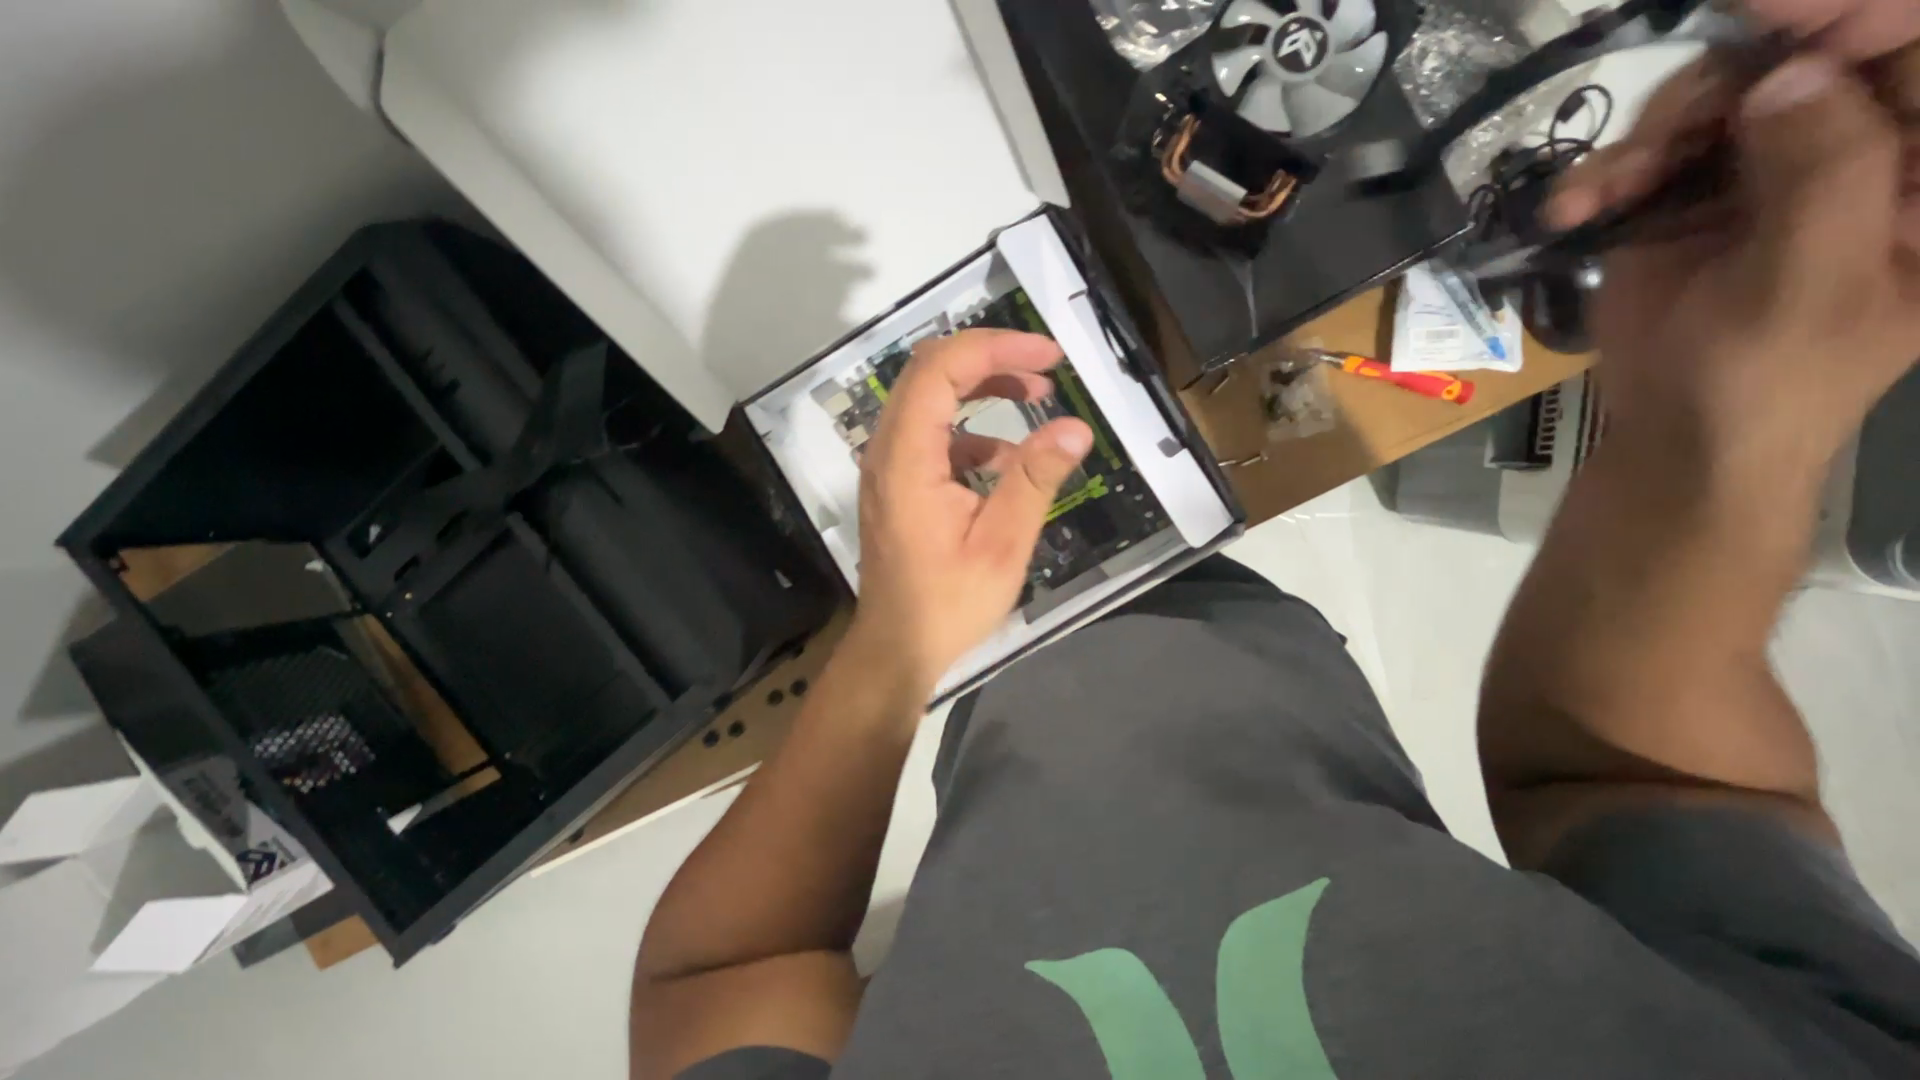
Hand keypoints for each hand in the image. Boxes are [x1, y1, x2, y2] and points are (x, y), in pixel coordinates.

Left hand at [842, 329, 1093, 693]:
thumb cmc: (947, 602)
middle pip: (930, 372)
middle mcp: (888, 450)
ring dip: (981, 388)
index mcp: (907, 457)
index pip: (941, 369)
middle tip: (1046, 369)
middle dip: (991, 358)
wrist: (897, 647)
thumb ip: (1034, 479)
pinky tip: (1007, 460)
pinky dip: (971, 430)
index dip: (996, 348)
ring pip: (929, 398)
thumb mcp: (1002, 545)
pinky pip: (931, 435)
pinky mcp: (897, 484)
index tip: (1050, 356)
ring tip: (1036, 397)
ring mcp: (888, 466)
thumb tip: (1075, 428)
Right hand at [1549, 54, 1919, 479]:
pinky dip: (1600, 176)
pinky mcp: (1685, 203)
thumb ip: (1825, 172)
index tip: (1758, 8)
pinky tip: (1572, 210)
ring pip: (1712, 100)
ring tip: (1599, 196)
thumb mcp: (1812, 285)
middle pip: (1804, 60)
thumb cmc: (1768, 382)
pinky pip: (1645, 155)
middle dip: (1720, 88)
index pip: (1916, 47)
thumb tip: (1786, 76)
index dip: (1849, 15)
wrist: (1676, 444)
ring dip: (1644, 140)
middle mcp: (1856, 151)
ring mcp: (1763, 174)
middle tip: (1659, 144)